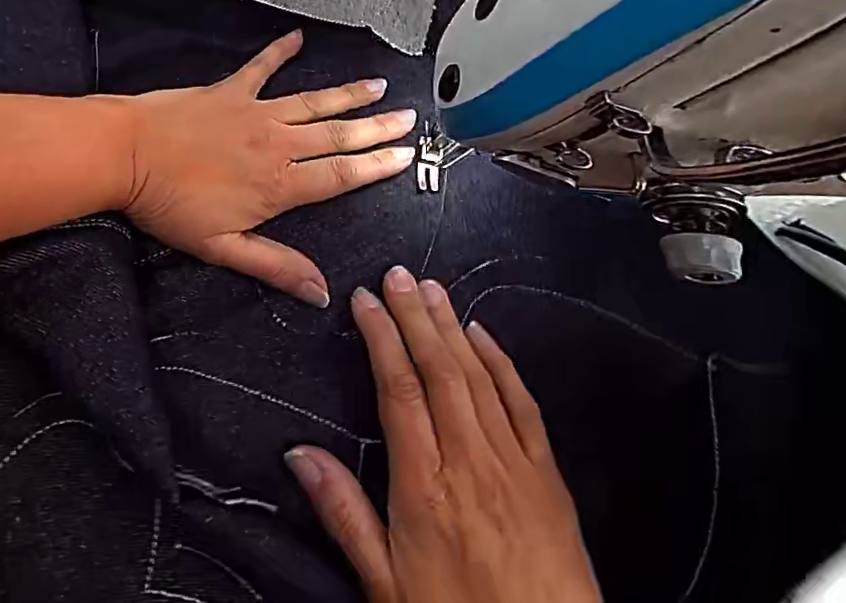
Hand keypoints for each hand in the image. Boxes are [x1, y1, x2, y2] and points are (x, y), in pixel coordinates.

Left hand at [110, 30, 416, 307]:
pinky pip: (263, 67)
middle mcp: (278, 144)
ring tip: (379, 87)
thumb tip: (320, 292)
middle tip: (409, 118)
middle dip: (377, 128)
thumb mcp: (222, 247)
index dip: (377, 166)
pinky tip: (299, 37)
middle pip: (338, 136)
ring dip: (349, 94)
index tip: (406, 155)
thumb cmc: (170, 205)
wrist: (126, 154)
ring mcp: (257, 112)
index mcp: (279, 184)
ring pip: (314, 102)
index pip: (341, 175)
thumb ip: (275, 266)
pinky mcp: (232, 90)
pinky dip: (280, 51)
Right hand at [284, 266, 601, 602]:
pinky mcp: (546, 468)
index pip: (398, 388)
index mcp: (424, 485)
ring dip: (450, 325)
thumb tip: (299, 455)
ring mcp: (513, 459)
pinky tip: (481, 332)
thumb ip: (343, 514)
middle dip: (413, 315)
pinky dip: (499, 360)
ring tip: (430, 287)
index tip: (366, 300)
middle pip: (437, 368)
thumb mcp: (385, 586)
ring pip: (476, 374)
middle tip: (397, 274)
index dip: (380, 337)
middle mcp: (469, 458)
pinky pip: (521, 399)